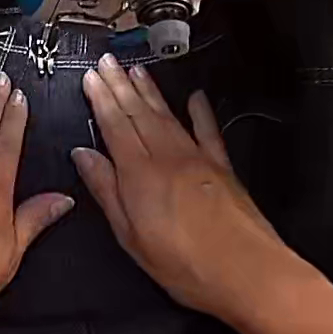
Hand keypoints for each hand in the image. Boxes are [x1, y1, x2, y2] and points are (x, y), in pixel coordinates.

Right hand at [74, 54, 322, 328]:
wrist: (249, 273)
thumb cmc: (186, 265)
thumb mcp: (131, 236)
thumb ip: (106, 190)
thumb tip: (82, 155)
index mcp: (139, 173)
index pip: (114, 124)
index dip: (100, 98)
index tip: (91, 76)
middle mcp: (167, 155)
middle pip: (137, 112)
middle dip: (119, 84)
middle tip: (107, 61)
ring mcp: (197, 157)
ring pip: (167, 115)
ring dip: (149, 90)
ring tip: (136, 70)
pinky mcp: (222, 166)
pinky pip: (208, 130)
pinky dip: (200, 112)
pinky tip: (196, 97)